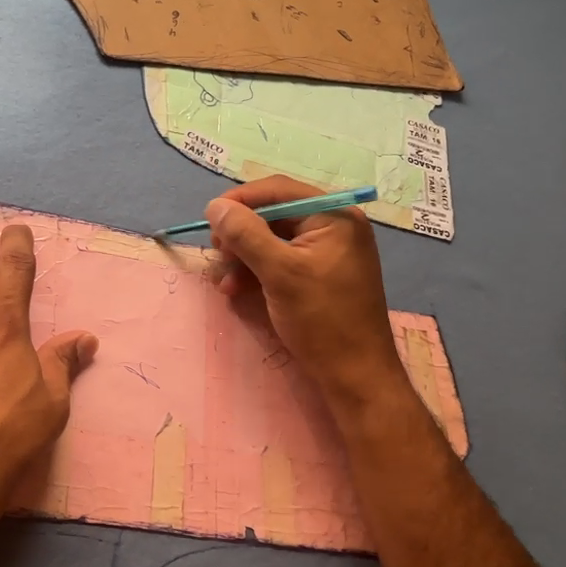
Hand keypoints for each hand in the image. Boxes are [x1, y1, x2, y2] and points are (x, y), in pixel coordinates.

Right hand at [205, 176, 403, 410]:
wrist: (356, 376)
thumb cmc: (322, 320)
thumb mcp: (279, 273)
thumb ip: (246, 234)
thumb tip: (215, 205)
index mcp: (334, 216)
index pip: (278, 190)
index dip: (240, 201)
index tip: (210, 220)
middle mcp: (333, 226)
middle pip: (273, 214)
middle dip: (239, 234)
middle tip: (216, 255)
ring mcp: (327, 252)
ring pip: (271, 239)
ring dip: (242, 256)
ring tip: (222, 282)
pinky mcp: (318, 275)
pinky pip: (280, 260)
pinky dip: (255, 271)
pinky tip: (235, 290)